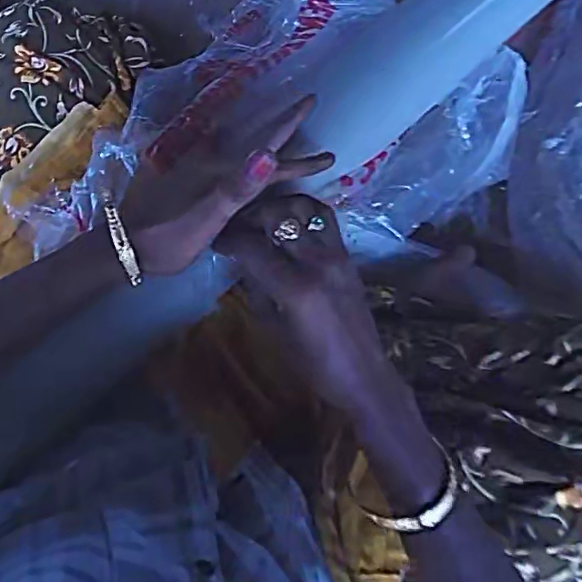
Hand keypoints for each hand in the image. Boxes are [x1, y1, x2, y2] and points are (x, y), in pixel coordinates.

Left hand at [117, 95, 334, 276]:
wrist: (123, 245)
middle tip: (307, 102)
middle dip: (283, 123)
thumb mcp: (206, 218)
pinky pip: (216, 150)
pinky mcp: (180, 171)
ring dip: (261, 132)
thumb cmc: (168, 237)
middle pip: (255, 138)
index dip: (294, 135)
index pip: (267, 148)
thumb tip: (268, 153)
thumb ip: (237, 187)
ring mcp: (194, 163)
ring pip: (236, 142)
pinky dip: (232, 142)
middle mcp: (209, 160)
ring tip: (277, 119)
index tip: (318, 118)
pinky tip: (226, 135)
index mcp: (221, 170)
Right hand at [216, 194, 406, 415]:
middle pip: (277, 216)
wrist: (364, 375)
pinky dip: (302, 213)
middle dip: (249, 217)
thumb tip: (241, 262)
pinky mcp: (347, 254)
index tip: (217, 242)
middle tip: (237, 227)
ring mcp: (336, 254)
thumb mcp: (273, 328)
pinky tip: (289, 225)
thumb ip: (256, 289)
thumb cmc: (313, 364)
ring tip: (262, 220)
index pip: (252, 246)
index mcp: (295, 288)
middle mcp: (317, 263)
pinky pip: (323, 218)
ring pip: (303, 207)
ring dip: (277, 208)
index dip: (229, 239)